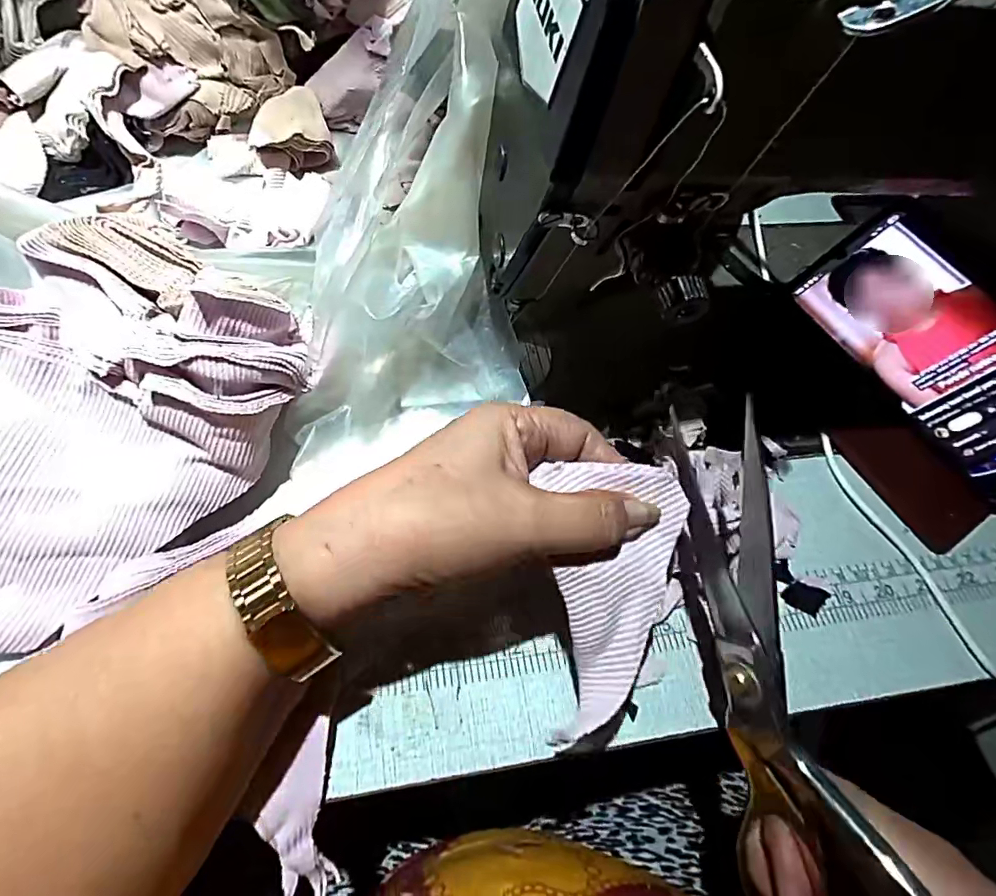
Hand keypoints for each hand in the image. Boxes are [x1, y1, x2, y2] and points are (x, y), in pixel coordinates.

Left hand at [270, 403, 661, 632]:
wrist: (345, 570)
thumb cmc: (442, 524)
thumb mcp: (525, 518)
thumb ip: (591, 516)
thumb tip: (650, 511)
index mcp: (508, 425)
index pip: (580, 435)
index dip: (613, 467)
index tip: (639, 510)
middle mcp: (494, 448)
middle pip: (564, 469)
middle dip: (597, 504)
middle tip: (627, 544)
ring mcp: (477, 487)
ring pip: (543, 503)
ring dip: (573, 529)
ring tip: (602, 562)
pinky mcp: (464, 523)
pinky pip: (520, 526)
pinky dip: (545, 545)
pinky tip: (560, 568)